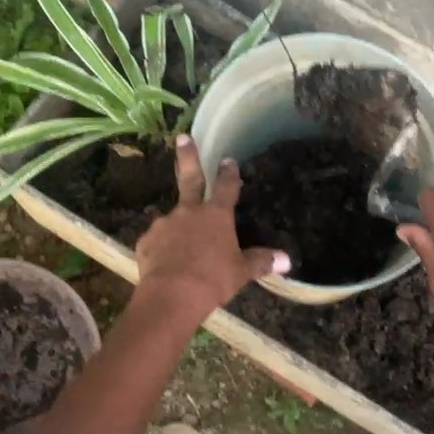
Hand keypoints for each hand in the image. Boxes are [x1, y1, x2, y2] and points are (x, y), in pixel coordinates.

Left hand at [133, 136, 288, 318]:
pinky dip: (163, 248)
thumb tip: (286, 260)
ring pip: (172, 218)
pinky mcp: (146, 241)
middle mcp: (189, 212)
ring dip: (176, 225)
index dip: (228, 173)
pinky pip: (157, 241)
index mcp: (216, 215)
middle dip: (188, 157)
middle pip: (190, 178)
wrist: (172, 295)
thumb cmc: (213, 279)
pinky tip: (165, 262)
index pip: (226, 187)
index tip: (228, 160)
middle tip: (183, 138)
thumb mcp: (241, 272)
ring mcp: (165, 224)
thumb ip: (260, 262)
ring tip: (179, 245)